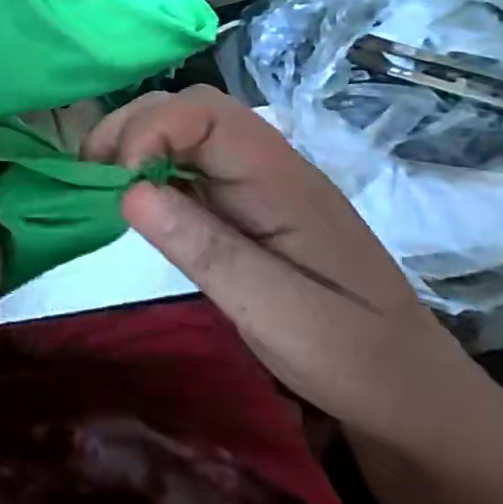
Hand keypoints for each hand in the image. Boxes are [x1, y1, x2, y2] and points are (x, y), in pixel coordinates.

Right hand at [81, 86, 477, 441]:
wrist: (412, 395)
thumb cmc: (356, 359)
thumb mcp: (281, 315)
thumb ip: (206, 250)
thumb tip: (127, 190)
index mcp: (283, 180)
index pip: (206, 114)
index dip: (149, 129)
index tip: (115, 180)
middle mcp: (267, 166)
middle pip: (189, 108)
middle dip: (130, 128)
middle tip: (90, 175)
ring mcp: (254, 184)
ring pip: (182, 130)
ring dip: (132, 144)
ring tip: (99, 184)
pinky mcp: (241, 205)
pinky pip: (185, 165)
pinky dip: (145, 171)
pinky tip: (129, 199)